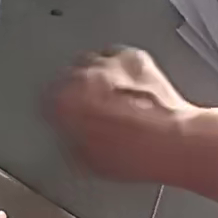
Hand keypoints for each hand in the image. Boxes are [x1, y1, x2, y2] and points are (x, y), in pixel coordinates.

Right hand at [48, 46, 202, 183]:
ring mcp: (107, 64)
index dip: (54, 111)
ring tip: (107, 97)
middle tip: (86, 110)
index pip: (45, 100)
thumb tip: (70, 134)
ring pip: (89, 63)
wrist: (172, 141)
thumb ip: (70, 138)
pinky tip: (126, 87)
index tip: (60, 116)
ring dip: (94, 77)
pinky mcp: (132, 56)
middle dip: (73, 92)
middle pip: (66, 77)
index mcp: (63, 102)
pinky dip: (117, 69)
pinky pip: (115, 57)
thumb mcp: (87, 160)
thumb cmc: (134, 154)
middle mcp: (81, 77)